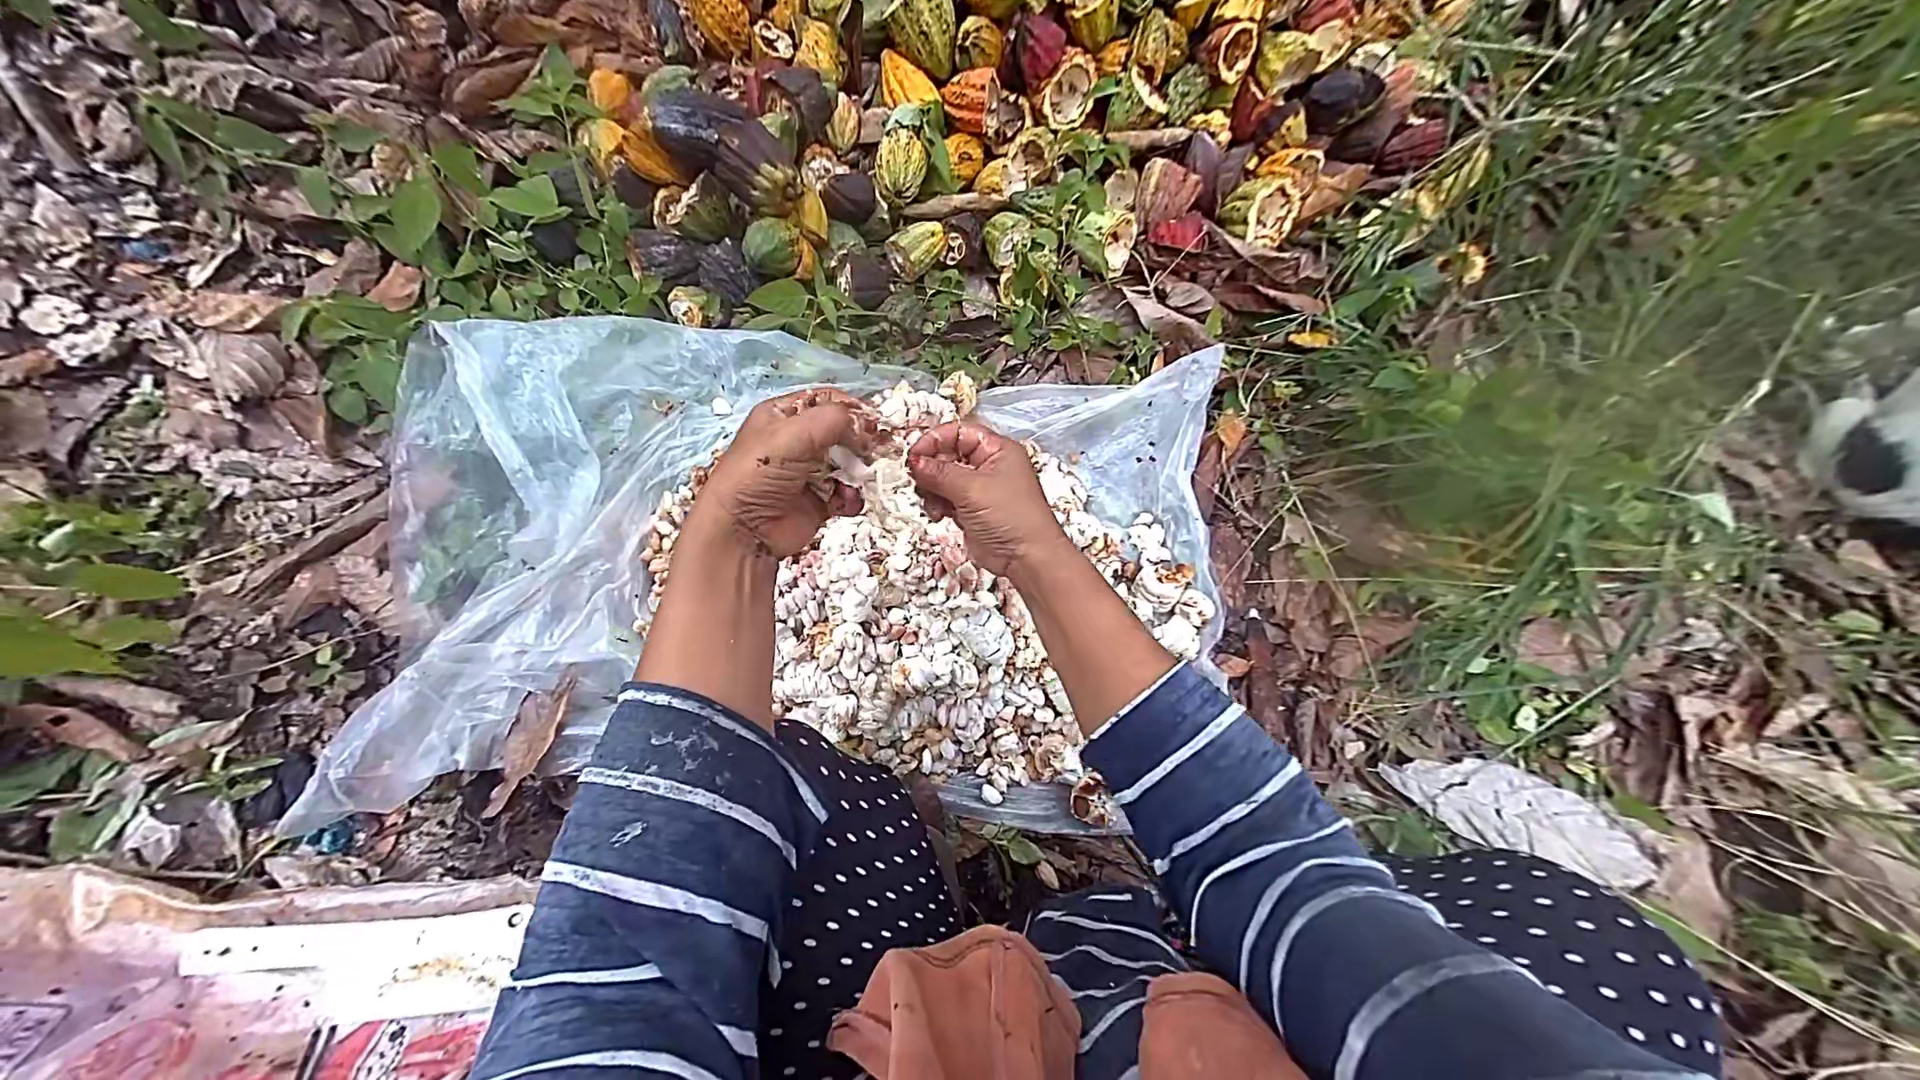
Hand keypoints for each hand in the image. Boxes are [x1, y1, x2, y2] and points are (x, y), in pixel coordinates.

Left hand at [693, 387, 880, 557]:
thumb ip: (835, 420)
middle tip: (873, 452)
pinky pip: (847, 493)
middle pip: (843, 433)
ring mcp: (810, 472)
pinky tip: (843, 502)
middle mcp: (798, 441)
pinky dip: (851, 498)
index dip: (851, 409)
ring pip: (849, 464)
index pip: (827, 401)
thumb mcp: (793, 434)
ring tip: (858, 479)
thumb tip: (867, 426)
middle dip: (860, 442)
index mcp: (784, 416)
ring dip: (858, 472)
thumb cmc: (759, 473)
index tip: (872, 422)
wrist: (743, 530)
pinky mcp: (819, 501)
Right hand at [906, 420, 1068, 579]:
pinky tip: (939, 514)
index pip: (959, 432)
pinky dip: (938, 504)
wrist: (1026, 558)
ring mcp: (979, 488)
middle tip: (918, 480)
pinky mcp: (971, 510)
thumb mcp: (971, 488)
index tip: (914, 454)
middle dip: (931, 468)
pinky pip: (946, 498)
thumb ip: (939, 473)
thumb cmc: (1010, 516)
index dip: (935, 440)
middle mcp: (988, 465)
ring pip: (943, 478)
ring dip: (932, 489)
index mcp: (997, 450)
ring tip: (934, 503)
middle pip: (948, 455)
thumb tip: (914, 462)